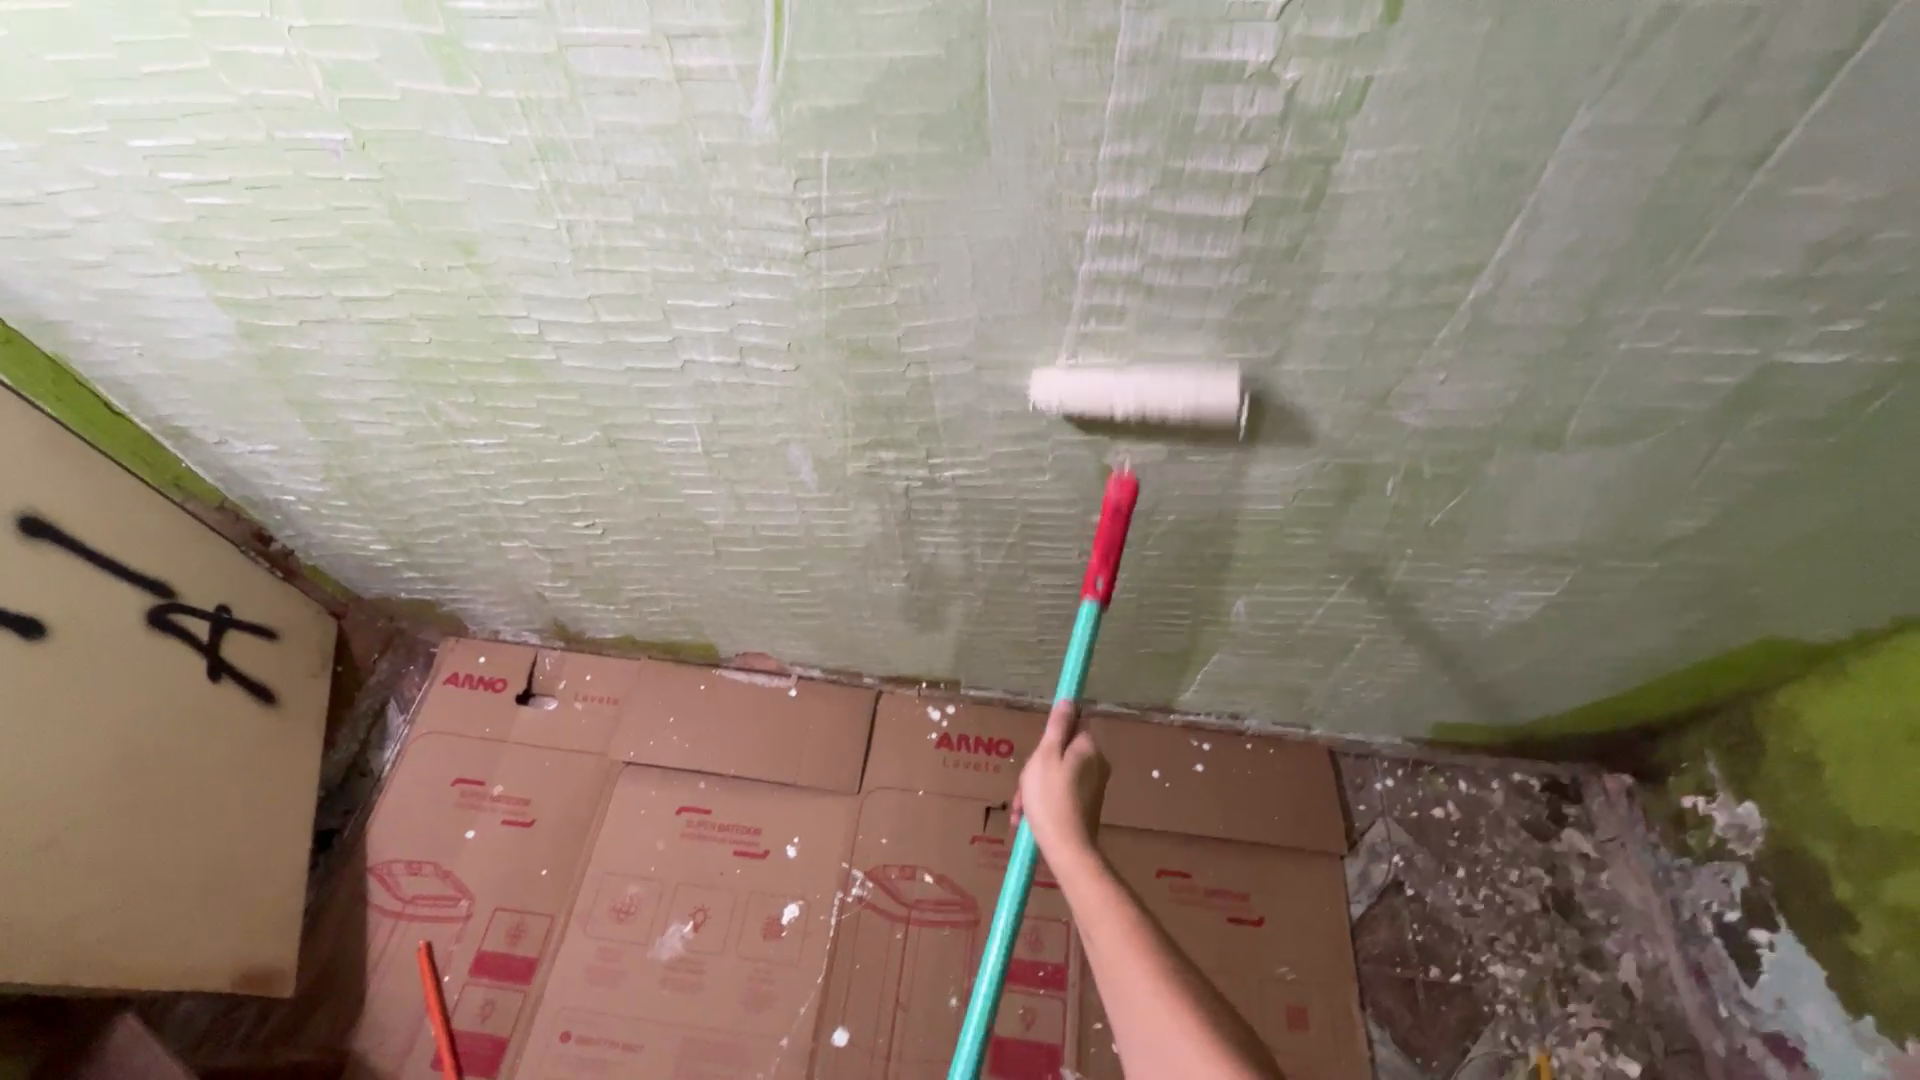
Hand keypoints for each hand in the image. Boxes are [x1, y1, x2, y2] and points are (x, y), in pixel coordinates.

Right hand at [1012, 700, 1110, 864]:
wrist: (1066, 848)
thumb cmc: (1050, 798)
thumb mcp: (1046, 756)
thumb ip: (1057, 726)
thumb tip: (1069, 698)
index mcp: (1089, 747)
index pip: (1070, 727)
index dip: (1049, 739)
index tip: (1035, 755)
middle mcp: (1097, 764)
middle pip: (1061, 753)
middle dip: (1036, 770)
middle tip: (1023, 787)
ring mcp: (1094, 787)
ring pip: (1057, 776)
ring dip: (1035, 790)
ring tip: (1021, 809)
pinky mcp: (1087, 806)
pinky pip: (1062, 794)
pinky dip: (1044, 803)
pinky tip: (1028, 819)